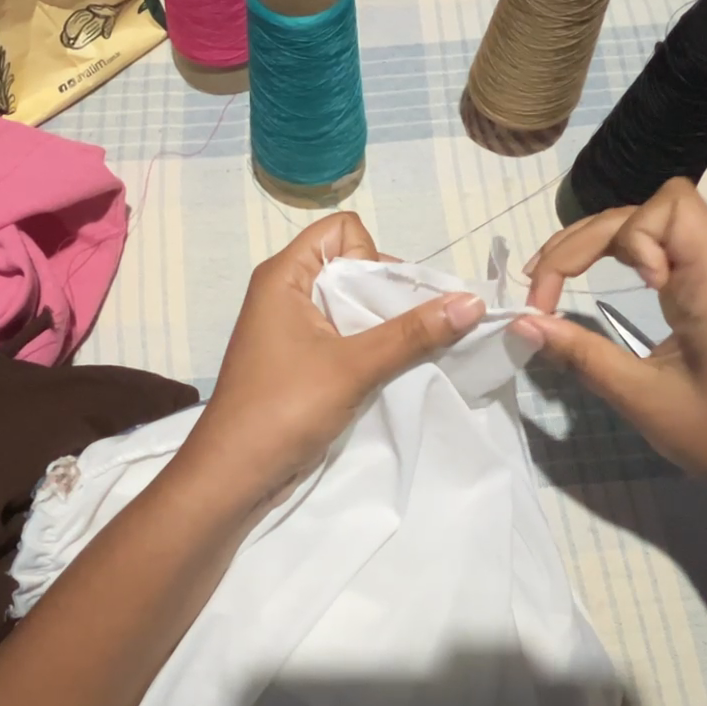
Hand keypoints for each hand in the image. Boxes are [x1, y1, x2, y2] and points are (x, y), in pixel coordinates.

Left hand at [183, 212, 486, 500]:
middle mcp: (285, 293)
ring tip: (407, 354)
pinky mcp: (298, 360)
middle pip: (351, 267)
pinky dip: (368, 348)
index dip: (372, 256)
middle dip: (387, 293)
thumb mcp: (354, 366)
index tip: (384, 301)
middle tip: (414, 330)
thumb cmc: (284, 408)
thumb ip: (413, 333)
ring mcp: (290, 329)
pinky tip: (389, 372)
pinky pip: (342, 336)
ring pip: (350, 306)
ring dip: (382, 325)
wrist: (234, 475)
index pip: (343, 231)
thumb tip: (472, 301)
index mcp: (285, 275)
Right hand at [515, 179, 706, 506]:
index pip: (671, 207)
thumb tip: (522, 323)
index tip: (611, 290)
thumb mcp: (646, 402)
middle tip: (539, 290)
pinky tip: (586, 284)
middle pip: (646, 211)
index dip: (628, 234)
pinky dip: (614, 259)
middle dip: (584, 240)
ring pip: (647, 225)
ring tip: (547, 283)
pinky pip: (656, 250)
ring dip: (593, 245)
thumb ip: (583, 357)